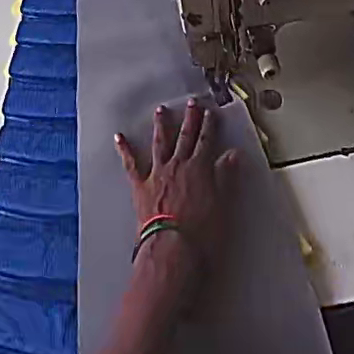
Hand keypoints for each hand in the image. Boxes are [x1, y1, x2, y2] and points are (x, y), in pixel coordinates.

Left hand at [114, 99, 240, 296]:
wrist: (171, 251)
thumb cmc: (200, 233)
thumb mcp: (222, 205)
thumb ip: (226, 177)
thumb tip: (233, 155)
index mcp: (199, 168)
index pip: (206, 141)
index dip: (209, 126)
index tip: (210, 113)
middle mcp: (178, 165)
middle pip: (185, 137)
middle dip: (189, 119)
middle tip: (191, 103)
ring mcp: (157, 174)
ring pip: (160, 143)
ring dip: (161, 126)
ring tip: (161, 110)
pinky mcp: (141, 187)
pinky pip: (131, 164)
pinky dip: (125, 150)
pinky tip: (119, 137)